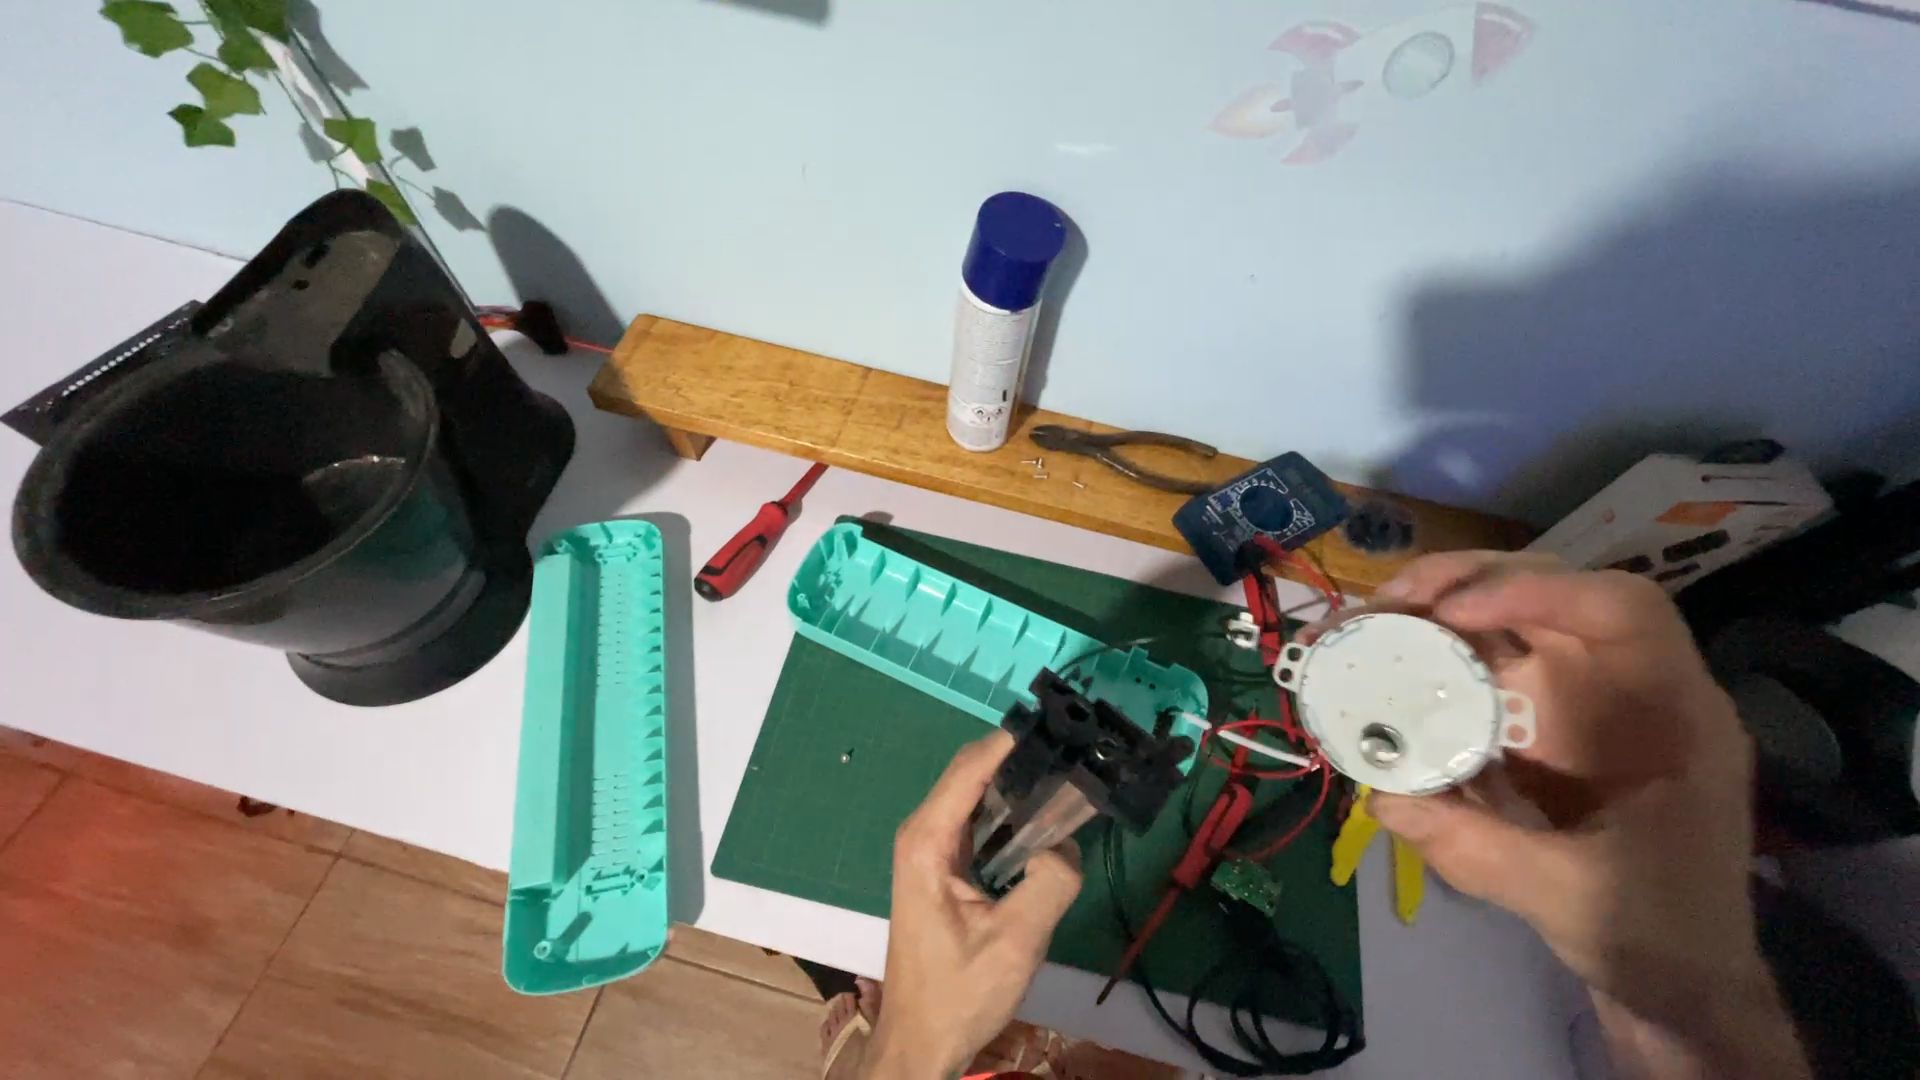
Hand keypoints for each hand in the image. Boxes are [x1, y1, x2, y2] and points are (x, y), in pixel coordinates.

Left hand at [864, 732, 1082, 1079]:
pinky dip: (1010, 808)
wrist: (921, 1039)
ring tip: (1066, 773)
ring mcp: (931, 844)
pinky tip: (1043, 815)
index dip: (1012, 742)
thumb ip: (1049, 885)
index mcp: (928, 839)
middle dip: (1019, 756)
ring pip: (977, 790)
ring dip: (1017, 780)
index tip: (1057, 728)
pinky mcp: (943, 861)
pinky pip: (978, 817)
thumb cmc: (958, 992)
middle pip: (973, 770)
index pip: (971, 767)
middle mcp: (924, 830)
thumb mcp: (1014, 943)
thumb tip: (1066, 845)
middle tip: (1072, 752)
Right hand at [1323, 553, 1806, 1078]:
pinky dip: (1413, 646)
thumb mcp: (1569, 897)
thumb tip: (1380, 795)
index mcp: (1667, 712)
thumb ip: (1476, 848)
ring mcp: (1564, 688)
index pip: (1617, 610)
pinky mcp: (1519, 705)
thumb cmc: (1650, 924)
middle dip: (1455, 581)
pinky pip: (1465, 653)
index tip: (1448, 614)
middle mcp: (1613, 679)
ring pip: (1494, 609)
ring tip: (1356, 623)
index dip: (1534, 591)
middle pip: (1542, 585)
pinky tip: (1367, 656)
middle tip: (1381, 604)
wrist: (1664, 959)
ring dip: (1421, 606)